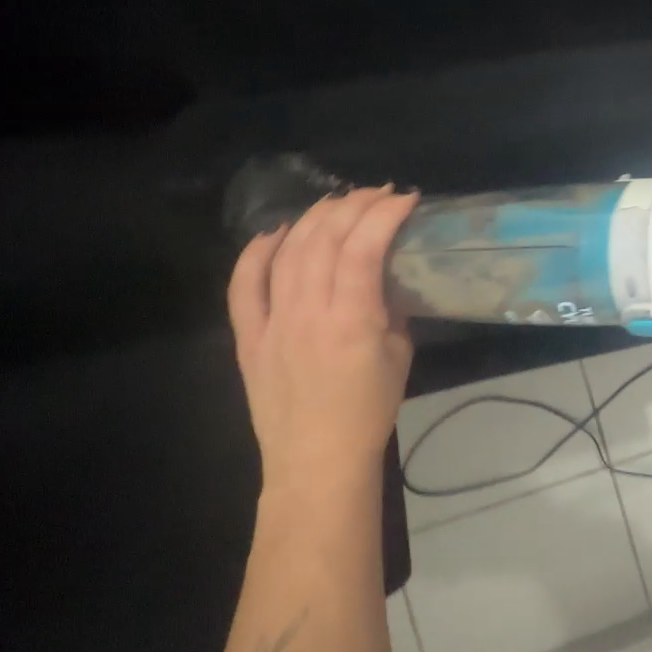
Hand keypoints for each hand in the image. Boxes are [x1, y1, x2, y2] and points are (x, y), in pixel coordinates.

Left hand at [228, 186, 420, 499]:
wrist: (316, 457)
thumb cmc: (371, 408)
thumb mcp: (401, 353)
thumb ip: (392, 310)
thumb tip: (388, 279)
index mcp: (352, 321)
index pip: (363, 249)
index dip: (384, 215)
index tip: (408, 198)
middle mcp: (307, 314)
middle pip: (323, 241)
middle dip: (353, 207)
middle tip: (380, 194)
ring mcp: (272, 323)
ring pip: (286, 253)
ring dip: (315, 219)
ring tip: (340, 203)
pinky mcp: (248, 336)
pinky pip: (244, 285)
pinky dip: (257, 252)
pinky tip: (277, 232)